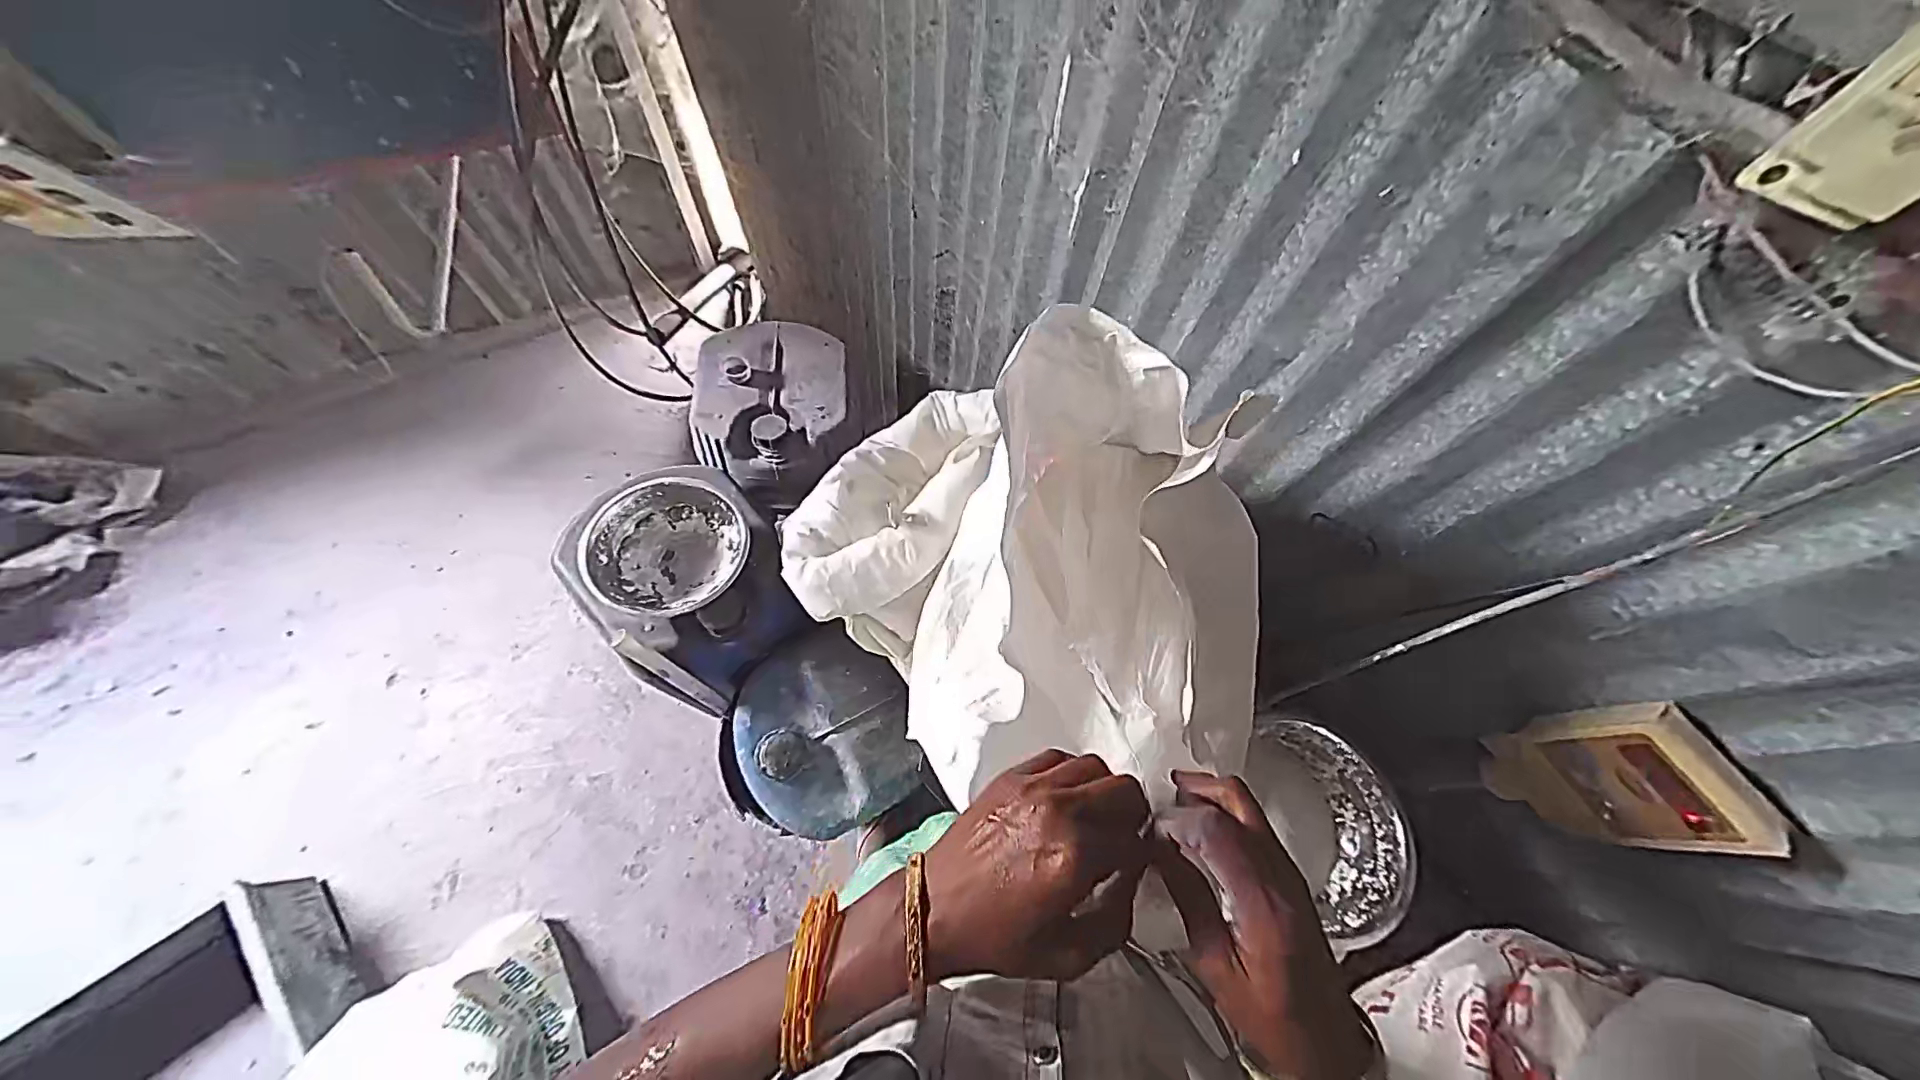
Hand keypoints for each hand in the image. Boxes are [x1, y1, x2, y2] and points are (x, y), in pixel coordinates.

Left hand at [923, 750, 1150, 980]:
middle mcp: (1058, 812)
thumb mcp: (1070, 954)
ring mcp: (1033, 788)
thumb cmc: (996, 934)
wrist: (937, 907)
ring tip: (1094, 815)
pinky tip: (1065, 798)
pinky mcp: (1012, 777)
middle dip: (1131, 815)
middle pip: (1125, 790)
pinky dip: (1071, 774)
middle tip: (1120, 835)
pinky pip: (1059, 757)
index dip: (1142, 854)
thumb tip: (1131, 878)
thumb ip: (1116, 918)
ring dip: (1104, 790)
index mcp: (1075, 857)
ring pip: (1096, 766)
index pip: (1136, 839)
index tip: (1134, 862)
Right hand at [1154, 771, 1374, 1079]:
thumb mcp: (1215, 965)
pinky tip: (1199, 827)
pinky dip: (1222, 812)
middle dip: (1194, 788)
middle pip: (1238, 799)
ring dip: (1207, 796)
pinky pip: (1254, 823)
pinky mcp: (1290, 875)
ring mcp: (1290, 872)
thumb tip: (1159, 852)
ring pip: (1248, 804)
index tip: (1151, 831)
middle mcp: (1282, 878)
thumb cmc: (1276, 1020)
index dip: (1175, 820)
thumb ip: (1188, 899)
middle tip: (1160, 798)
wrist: (1326, 1042)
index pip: (1215, 829)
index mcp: (1262, 904)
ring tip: (1174, 808)